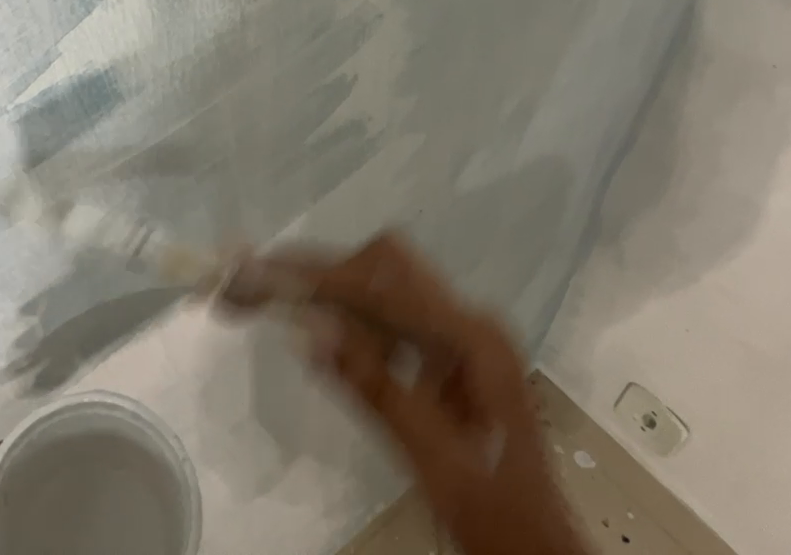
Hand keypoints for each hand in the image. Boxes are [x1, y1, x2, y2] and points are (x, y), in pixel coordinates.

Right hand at [217, 233, 584, 554]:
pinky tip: (313, 326)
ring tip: (264, 297)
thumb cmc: (493, 510)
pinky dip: (343, 309)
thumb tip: (308, 329)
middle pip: (381, 264)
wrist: (540, 548)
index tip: (254, 272)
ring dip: (322, 284)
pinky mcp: (447, 348)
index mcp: (472, 339)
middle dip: (313, 267)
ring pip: (381, 281)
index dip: (312, 275)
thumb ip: (373, 387)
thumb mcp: (431, 456)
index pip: (381, 286)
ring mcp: (460, 331)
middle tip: (249, 283)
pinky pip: (388, 310)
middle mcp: (468, 319)